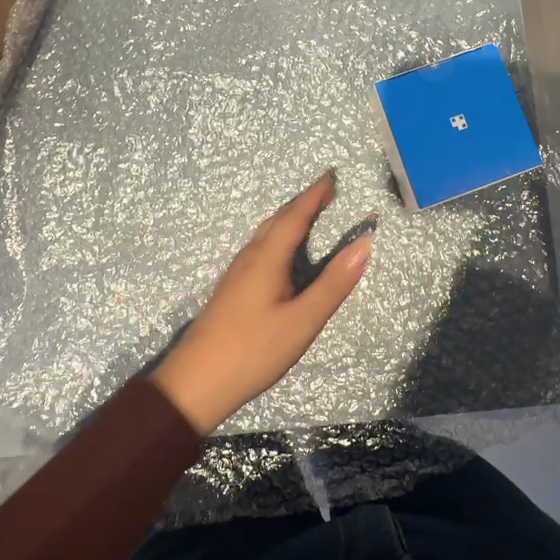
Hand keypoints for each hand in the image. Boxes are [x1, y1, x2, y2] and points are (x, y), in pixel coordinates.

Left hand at [150, 171, 372, 433]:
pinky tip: (283, 254)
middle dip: (303, 202)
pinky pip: (261, 247)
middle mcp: (250, 257)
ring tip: (311, 215)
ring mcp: (237, 273)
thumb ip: (334, 283)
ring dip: (290, 218)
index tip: (332, 175)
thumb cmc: (253, 350)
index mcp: (267, 257)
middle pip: (278, 219)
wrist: (195, 383)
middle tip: (328, 192)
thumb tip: (364, 243)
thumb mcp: (303, 321)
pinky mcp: (232, 290)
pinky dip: (280, 236)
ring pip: (266, 233)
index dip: (314, 194)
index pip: (295, 214)